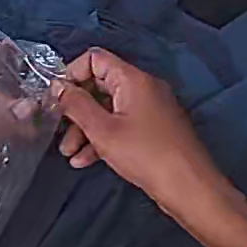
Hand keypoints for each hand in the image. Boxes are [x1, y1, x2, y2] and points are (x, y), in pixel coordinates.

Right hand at [51, 48, 235, 218]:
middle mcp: (143, 88)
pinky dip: (101, 138)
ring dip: (84, 128)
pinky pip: (120, 125)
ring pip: (107, 109)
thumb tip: (58, 86)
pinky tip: (83, 160)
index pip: (95, 58)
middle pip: (99, 86)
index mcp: (133, 80)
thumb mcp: (102, 130)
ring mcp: (149, 109)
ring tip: (68, 153)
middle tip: (58, 130)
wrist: (190, 188)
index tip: (56, 98)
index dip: (71, 74)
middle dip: (75, 108)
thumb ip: (76, 105)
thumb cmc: (145, 154)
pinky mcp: (152, 129)